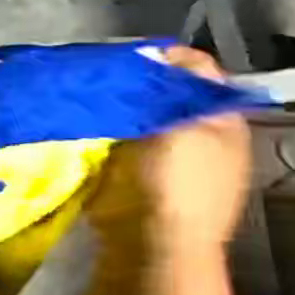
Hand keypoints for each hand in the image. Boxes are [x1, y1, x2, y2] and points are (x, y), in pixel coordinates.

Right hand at [91, 46, 251, 254]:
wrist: (151, 241)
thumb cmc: (175, 181)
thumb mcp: (184, 125)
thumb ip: (174, 87)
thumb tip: (159, 52)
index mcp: (220, 119)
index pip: (193, 70)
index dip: (160, 58)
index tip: (121, 58)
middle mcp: (196, 133)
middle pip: (157, 93)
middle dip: (128, 83)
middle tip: (93, 77)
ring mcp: (162, 156)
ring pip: (130, 115)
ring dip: (108, 108)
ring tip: (77, 98)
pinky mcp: (128, 173)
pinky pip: (109, 138)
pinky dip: (94, 130)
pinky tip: (74, 124)